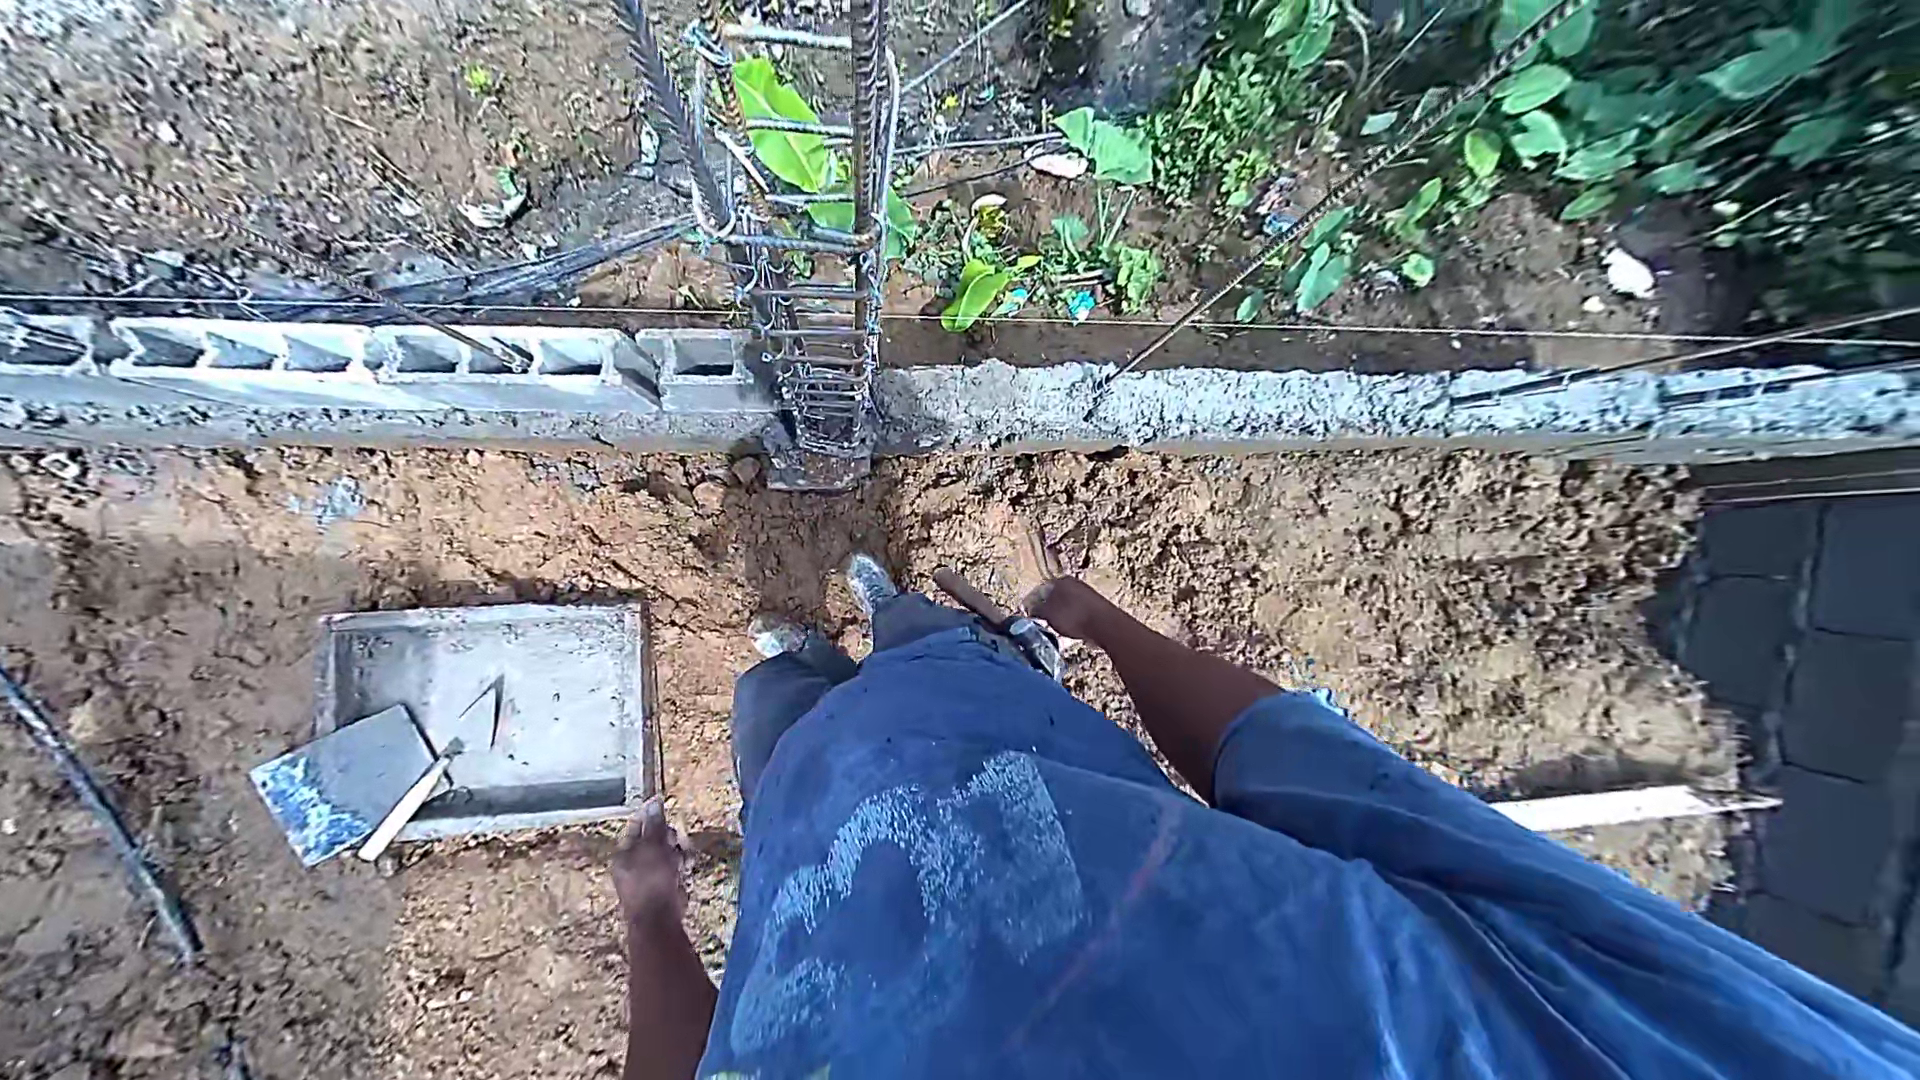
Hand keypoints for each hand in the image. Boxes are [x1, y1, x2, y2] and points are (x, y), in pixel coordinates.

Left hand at [611, 798, 686, 926]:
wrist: (658, 917)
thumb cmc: (651, 879)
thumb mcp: (652, 847)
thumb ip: (655, 825)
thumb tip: (654, 802)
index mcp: (624, 854)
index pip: (638, 826)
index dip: (651, 815)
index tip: (665, 807)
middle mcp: (634, 863)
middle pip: (655, 837)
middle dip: (669, 836)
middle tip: (675, 841)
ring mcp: (649, 874)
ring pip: (669, 850)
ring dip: (678, 851)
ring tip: (683, 859)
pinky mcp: (664, 882)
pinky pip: (675, 864)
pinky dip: (682, 863)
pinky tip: (686, 868)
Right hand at [1022, 576, 1118, 641]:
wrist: (1104, 625)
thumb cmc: (1073, 616)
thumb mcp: (1048, 614)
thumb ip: (1036, 609)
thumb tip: (1030, 608)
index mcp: (1060, 580)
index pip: (1039, 589)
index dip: (1031, 602)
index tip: (1026, 613)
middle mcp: (1074, 584)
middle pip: (1053, 596)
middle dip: (1045, 608)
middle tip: (1039, 621)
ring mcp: (1086, 595)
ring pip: (1065, 604)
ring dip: (1058, 615)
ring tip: (1053, 628)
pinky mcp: (1095, 608)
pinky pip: (1076, 613)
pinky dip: (1070, 620)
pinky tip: (1069, 630)